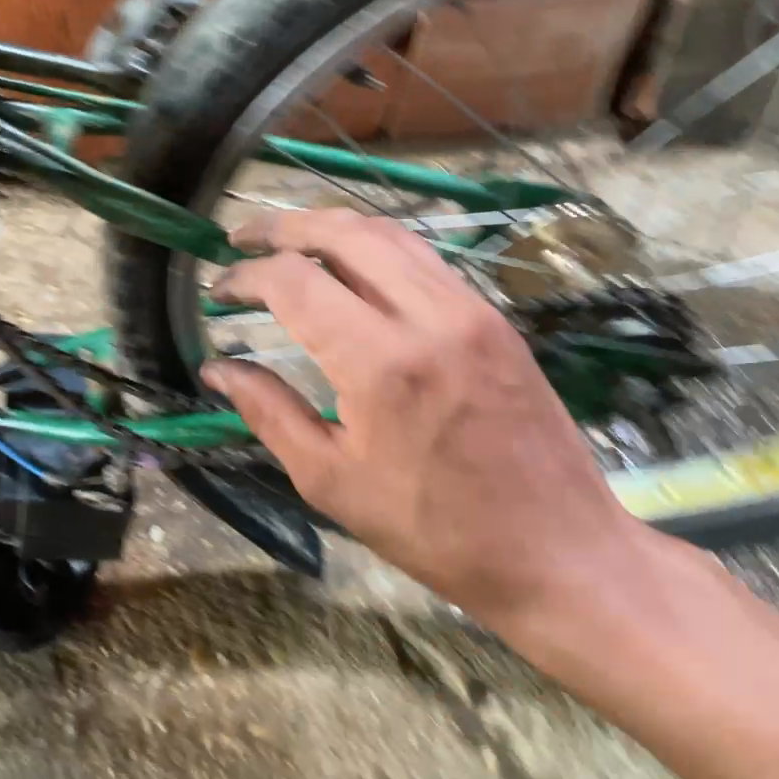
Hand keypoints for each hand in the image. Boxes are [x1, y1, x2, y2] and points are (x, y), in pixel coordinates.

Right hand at [200, 209, 656, 626]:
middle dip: (282, 227)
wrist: (560, 552)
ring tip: (287, 237)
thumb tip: (218, 368)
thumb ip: (268, 412)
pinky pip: (423, 256)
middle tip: (239, 237)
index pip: (295, 282)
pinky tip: (351, 263)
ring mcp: (469, 310)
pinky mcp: (493, 317)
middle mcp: (428, 317)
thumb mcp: (330, 481)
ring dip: (328, 226)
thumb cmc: (434, 528)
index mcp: (381, 363)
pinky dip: (373, 244)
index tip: (218, 289)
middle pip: (343, 234)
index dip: (245, 276)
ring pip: (388, 233)